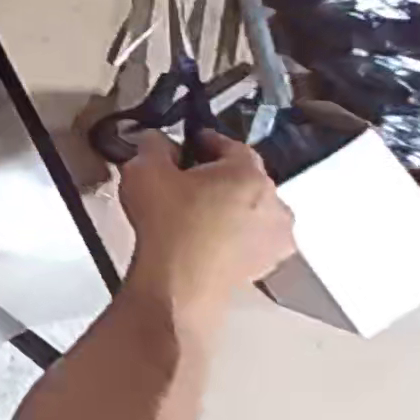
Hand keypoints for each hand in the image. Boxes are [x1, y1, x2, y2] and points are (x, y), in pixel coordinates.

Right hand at [119, 131, 294, 333]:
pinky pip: (249, 236)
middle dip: (215, 175)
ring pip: (250, 208)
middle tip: (181, 178)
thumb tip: (157, 140)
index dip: (206, 141)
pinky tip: (198, 235)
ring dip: (226, 205)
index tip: (188, 142)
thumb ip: (152, 145)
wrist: (180, 280)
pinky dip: (229, 232)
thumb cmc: (167, 223)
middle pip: (244, 178)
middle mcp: (274, 204)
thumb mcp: (143, 169)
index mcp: (249, 175)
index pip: (232, 145)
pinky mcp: (268, 263)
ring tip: (188, 211)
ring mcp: (276, 237)